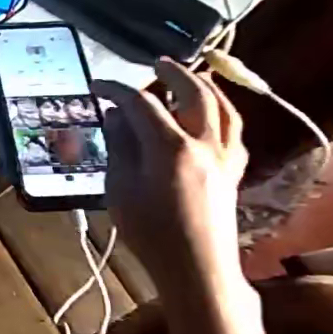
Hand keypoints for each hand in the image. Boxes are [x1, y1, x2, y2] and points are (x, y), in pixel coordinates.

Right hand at [92, 59, 250, 323]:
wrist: (197, 270)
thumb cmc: (150, 234)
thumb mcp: (120, 190)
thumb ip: (119, 146)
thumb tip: (116, 114)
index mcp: (170, 147)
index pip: (140, 103)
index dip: (116, 89)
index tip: (97, 86)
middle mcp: (203, 144)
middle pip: (194, 93)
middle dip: (174, 73)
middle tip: (156, 63)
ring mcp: (224, 157)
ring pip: (223, 108)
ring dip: (206, 86)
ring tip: (191, 76)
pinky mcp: (235, 172)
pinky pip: (234, 132)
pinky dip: (222, 114)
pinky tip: (212, 115)